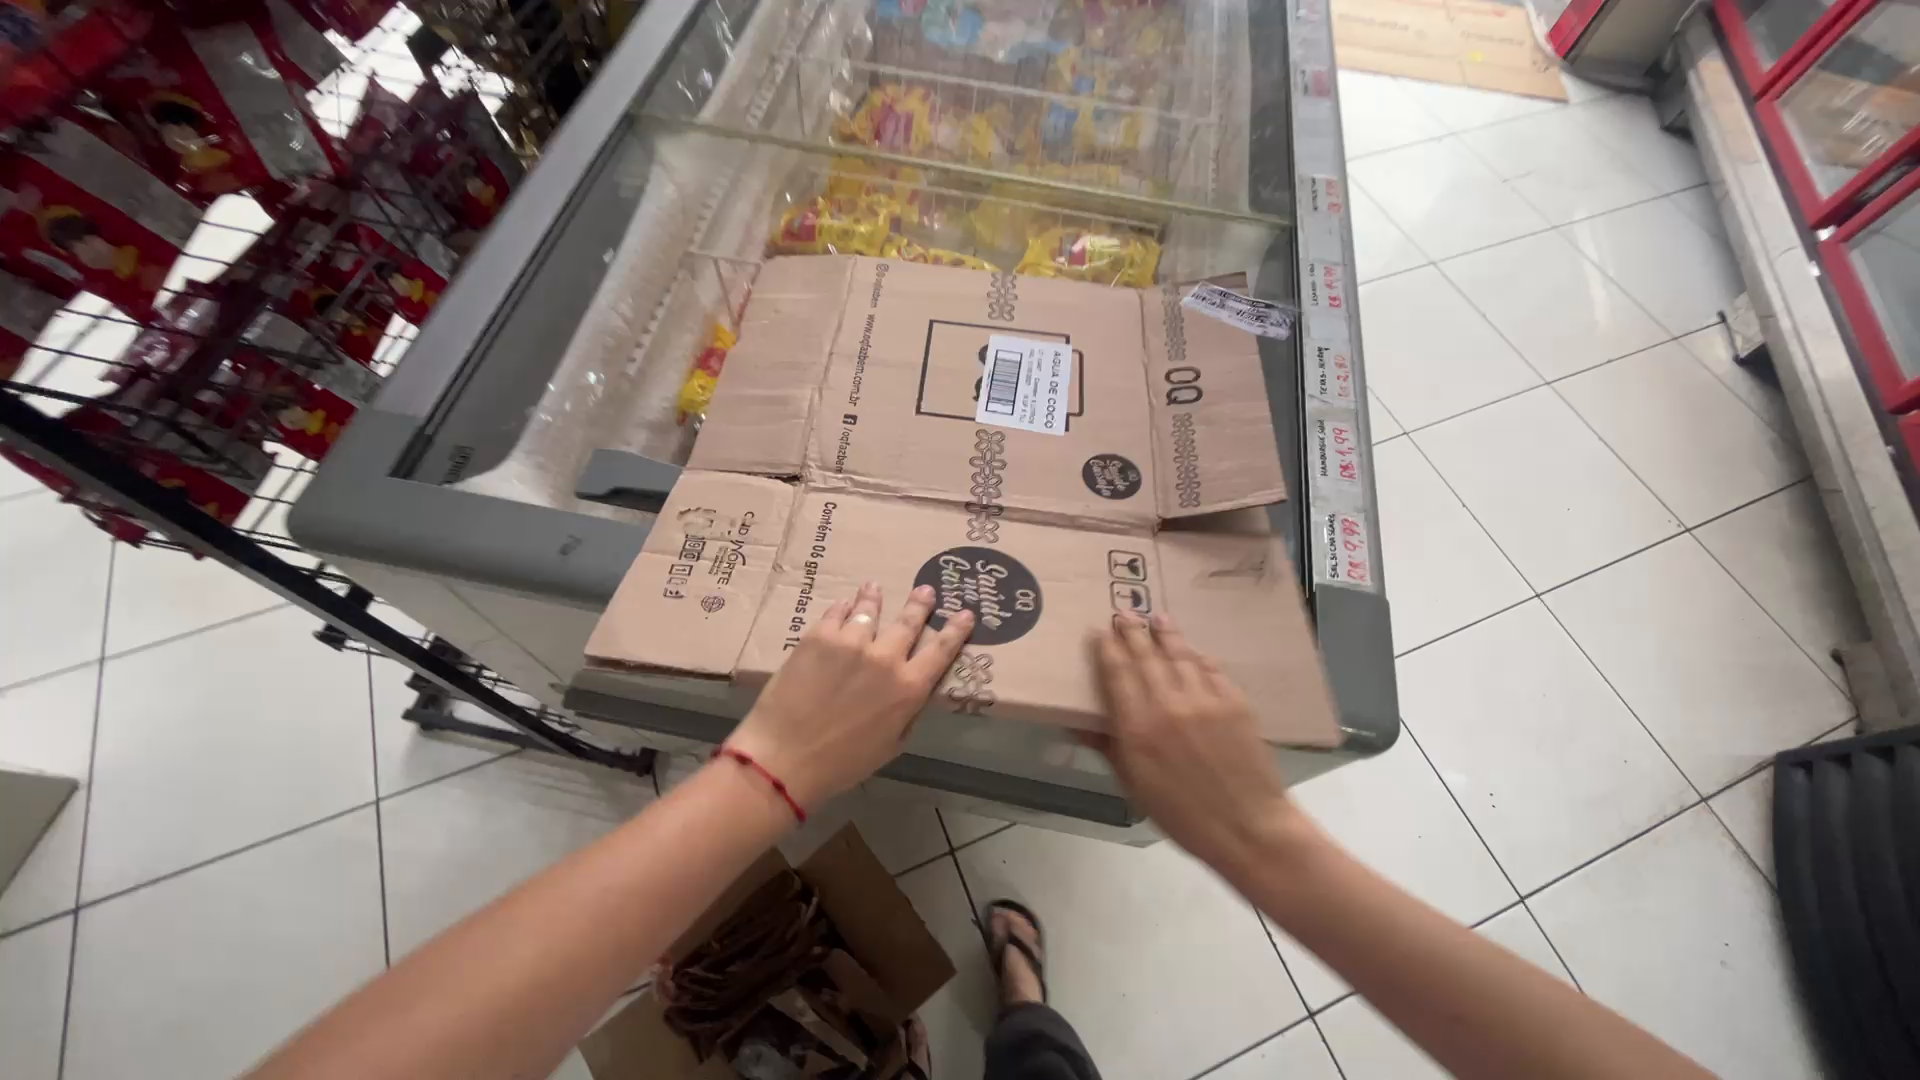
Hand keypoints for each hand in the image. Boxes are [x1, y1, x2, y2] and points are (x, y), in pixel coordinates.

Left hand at [726, 582, 974, 810]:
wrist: (786, 757)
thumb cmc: (842, 763)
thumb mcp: (891, 745)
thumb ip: (907, 712)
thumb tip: (912, 691)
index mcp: (909, 688)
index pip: (942, 650)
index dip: (956, 629)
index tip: (966, 613)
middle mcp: (886, 658)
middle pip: (909, 622)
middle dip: (920, 603)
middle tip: (926, 589)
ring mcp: (851, 642)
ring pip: (870, 609)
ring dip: (875, 598)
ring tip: (875, 587)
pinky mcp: (819, 636)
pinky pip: (837, 613)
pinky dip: (844, 607)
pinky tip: (844, 603)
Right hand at [1086, 612, 1313, 871]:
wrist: (1247, 827)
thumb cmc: (1182, 814)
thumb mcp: (1134, 786)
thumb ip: (1109, 748)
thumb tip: (1080, 725)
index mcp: (1138, 727)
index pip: (1117, 673)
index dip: (1107, 649)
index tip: (1099, 631)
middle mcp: (1168, 704)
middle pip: (1145, 656)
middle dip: (1132, 632)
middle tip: (1124, 614)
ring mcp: (1205, 699)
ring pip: (1179, 654)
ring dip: (1165, 633)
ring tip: (1156, 617)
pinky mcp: (1235, 701)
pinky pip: (1211, 669)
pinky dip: (1197, 656)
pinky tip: (1192, 650)